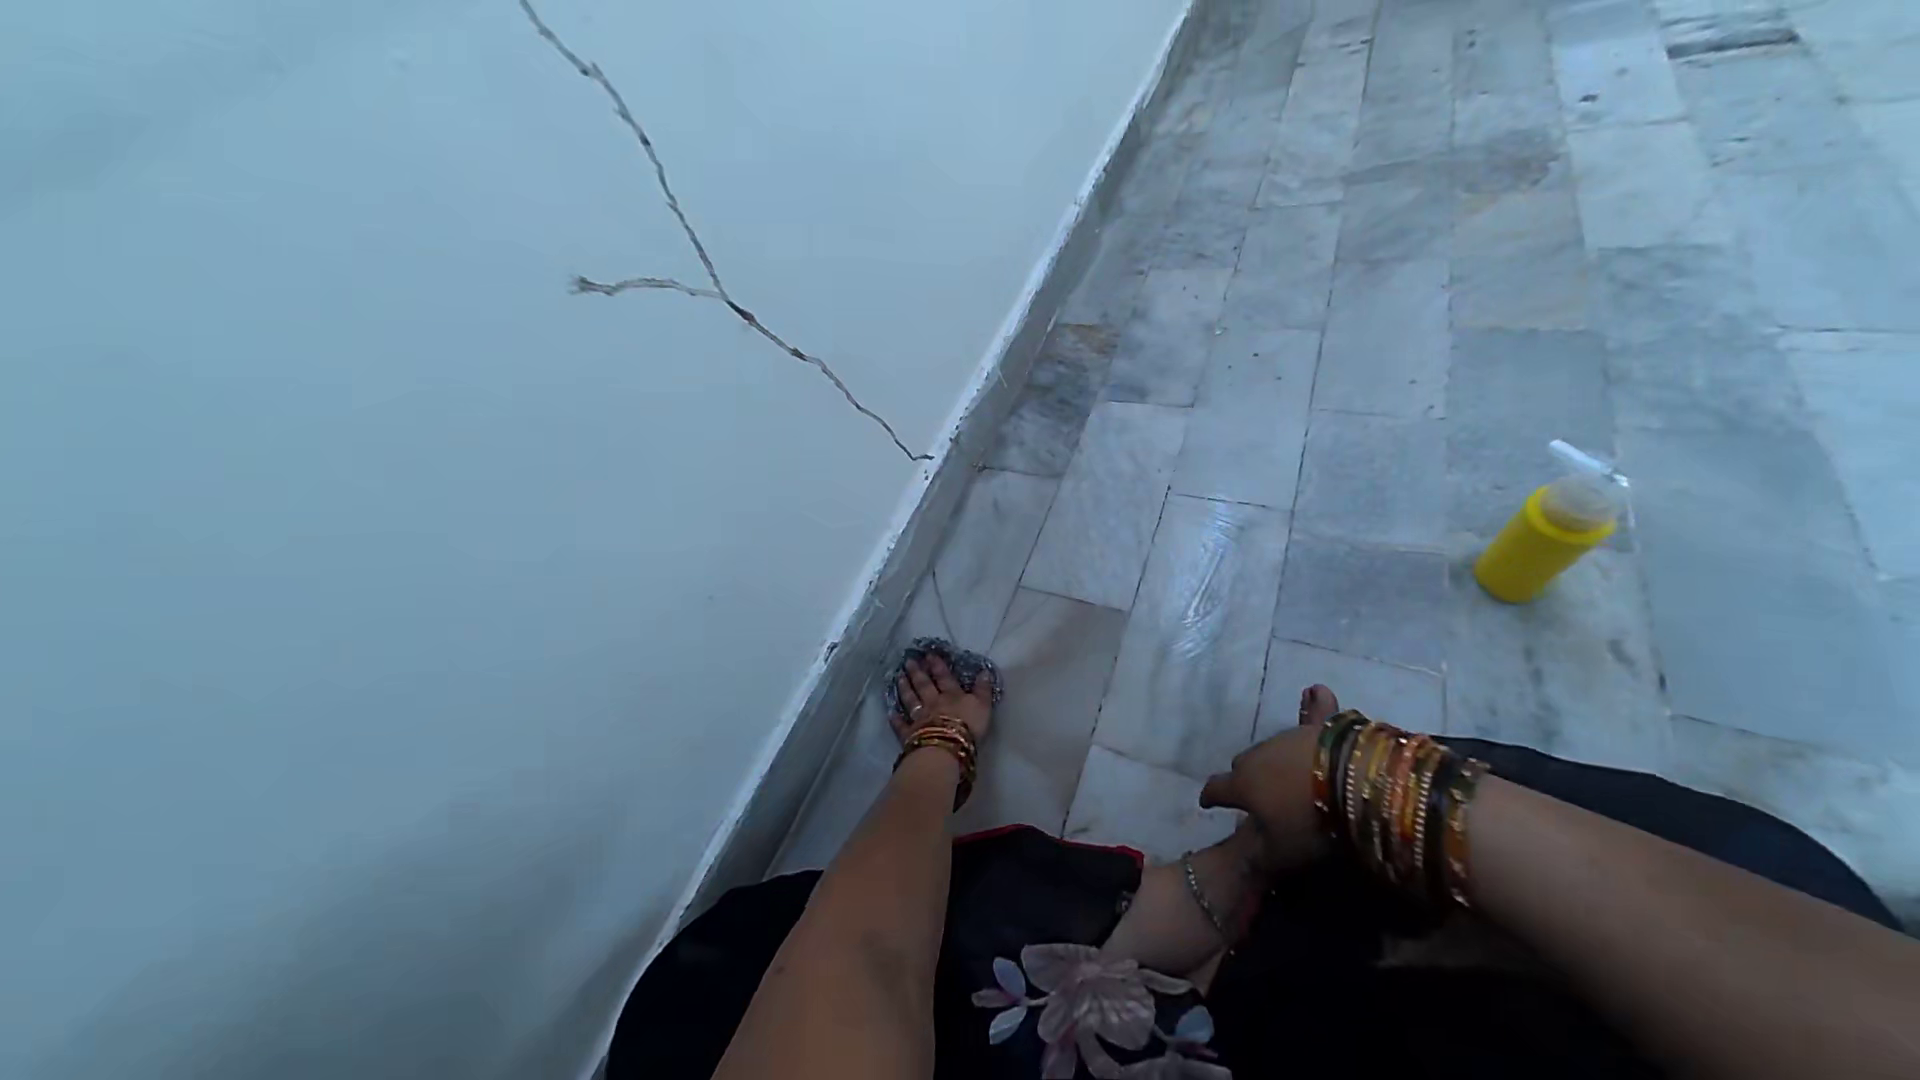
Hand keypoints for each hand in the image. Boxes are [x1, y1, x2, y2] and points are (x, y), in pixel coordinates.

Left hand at [889, 653, 992, 743]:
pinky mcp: (910, 734)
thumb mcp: (983, 706)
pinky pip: (901, 726)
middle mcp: (933, 703)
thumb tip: (984, 671)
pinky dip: (896, 720)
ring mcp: (920, 718)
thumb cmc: (969, 726)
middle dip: (917, 672)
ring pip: (911, 701)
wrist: (947, 745)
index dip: (938, 666)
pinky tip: (891, 713)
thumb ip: (983, 689)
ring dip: (905, 688)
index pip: (944, 678)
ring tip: (899, 677)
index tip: (929, 654)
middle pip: (924, 685)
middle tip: (908, 661)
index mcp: (952, 695)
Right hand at [1198, 722, 1330, 871]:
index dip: (1209, 797)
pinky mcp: (1314, 729)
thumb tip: (1246, 863)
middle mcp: (1256, 756)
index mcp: (1242, 784)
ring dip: (1274, 766)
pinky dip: (1299, 756)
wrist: (1353, 775)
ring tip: (1289, 782)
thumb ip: (1260, 858)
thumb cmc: (1308, 818)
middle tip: (1256, 794)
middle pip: (1241, 766)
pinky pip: (1298, 744)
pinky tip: (1315, 766)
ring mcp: (1284, 739)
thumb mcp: (1283, 852)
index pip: (1215, 788)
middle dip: (1243, 778)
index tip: (1206, 802)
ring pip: (1269, 752)